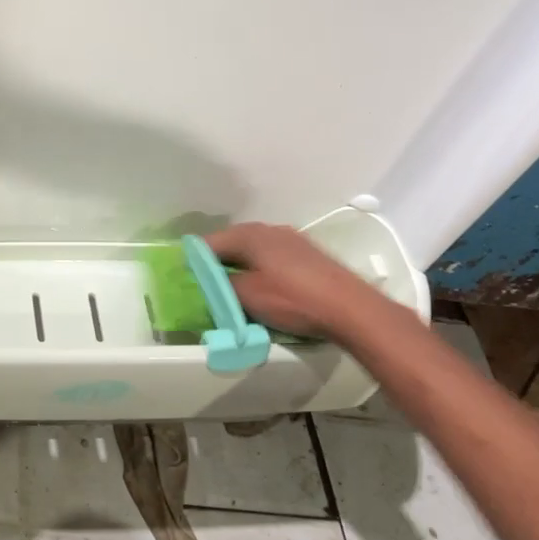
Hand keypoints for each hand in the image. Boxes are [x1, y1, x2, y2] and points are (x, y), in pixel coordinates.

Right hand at [205, 223, 376, 338]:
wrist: (351, 309)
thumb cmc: (293, 299)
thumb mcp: (247, 296)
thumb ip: (221, 285)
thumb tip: (209, 281)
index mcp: (248, 234)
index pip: (207, 244)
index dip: (194, 262)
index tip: (187, 281)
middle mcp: (268, 229)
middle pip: (231, 245)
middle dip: (218, 265)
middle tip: (208, 289)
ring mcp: (291, 240)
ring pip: (254, 252)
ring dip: (242, 269)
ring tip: (236, 292)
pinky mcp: (308, 255)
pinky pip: (273, 259)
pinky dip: (262, 271)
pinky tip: (265, 290)